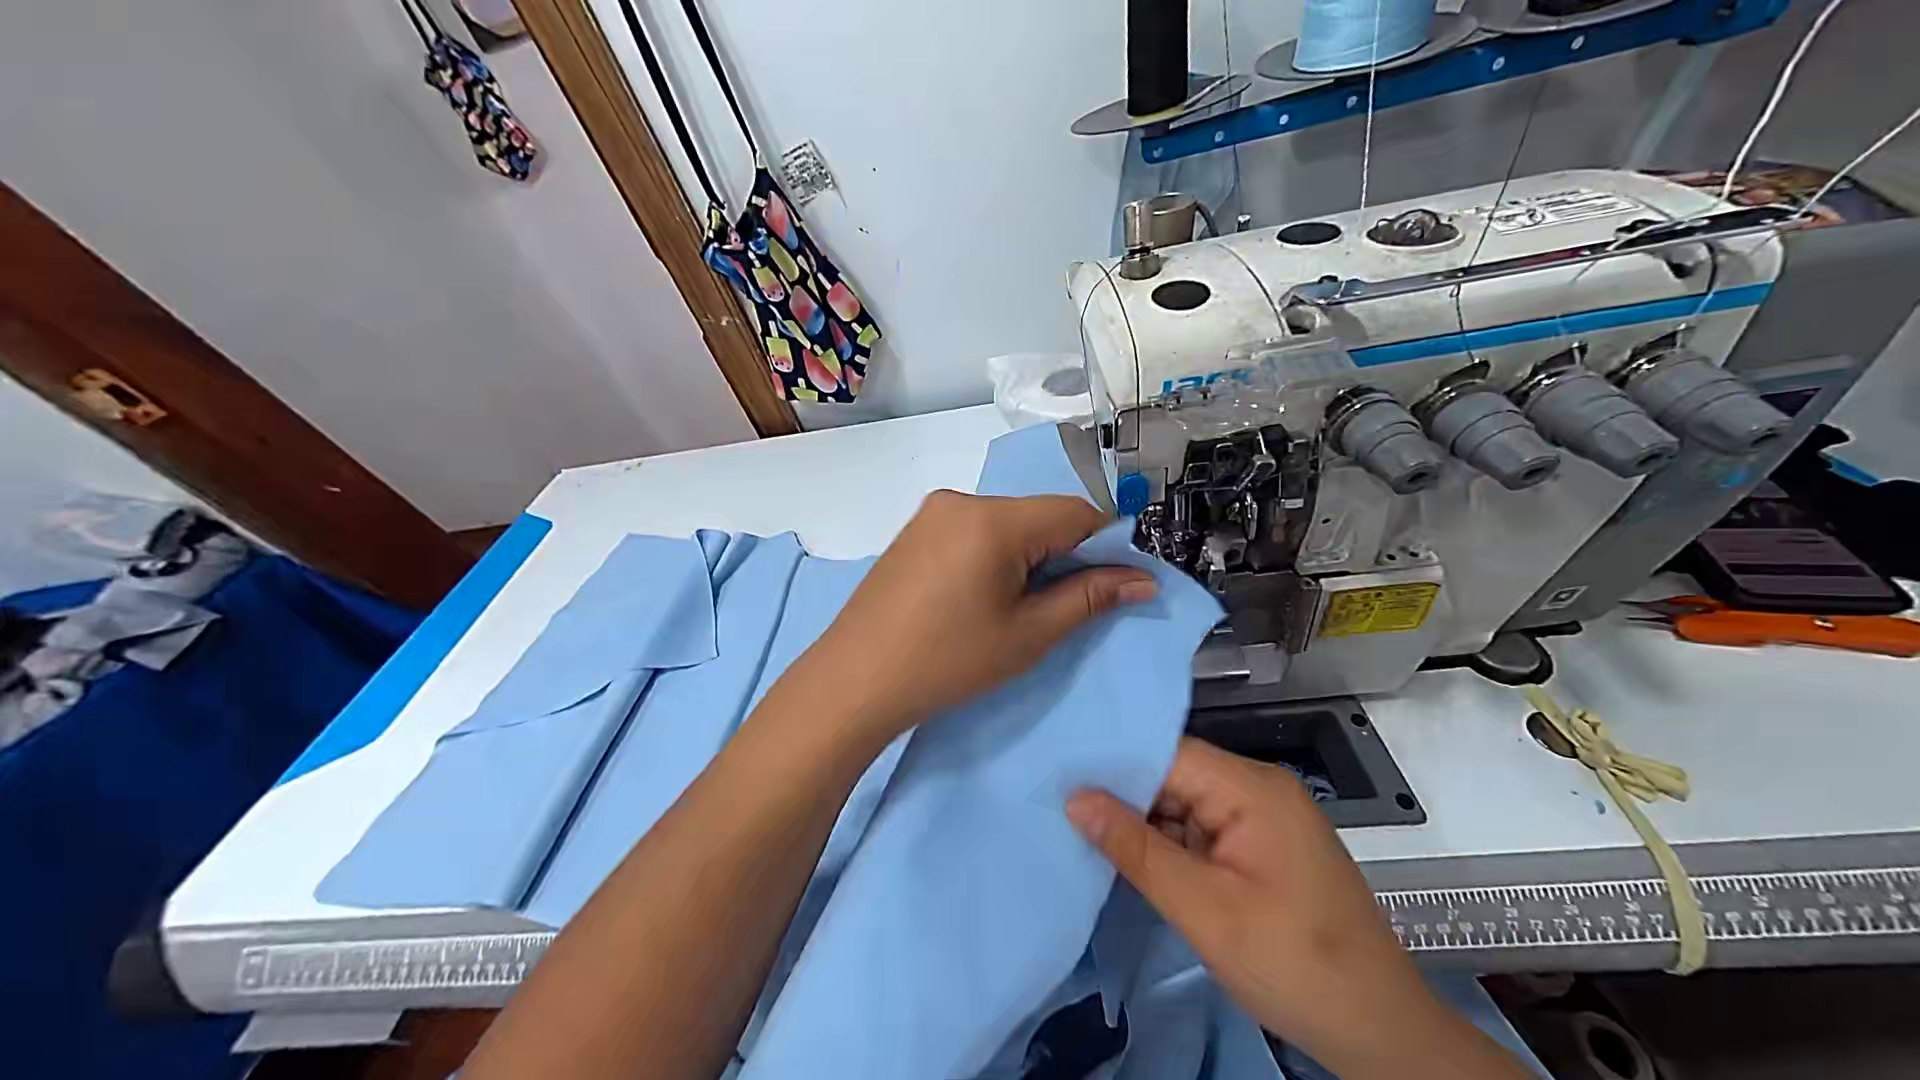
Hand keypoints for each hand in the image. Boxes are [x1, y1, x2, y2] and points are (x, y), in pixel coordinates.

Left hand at [795, 491, 1155, 744]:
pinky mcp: (915, 531)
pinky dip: (995, 553)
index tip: (1115, 582)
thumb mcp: (1028, 634)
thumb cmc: (947, 661)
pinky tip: (984, 595)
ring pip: (1007, 522)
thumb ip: (1088, 597)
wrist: (855, 680)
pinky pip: (974, 529)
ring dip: (1030, 554)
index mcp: (993, 519)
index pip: (1075, 512)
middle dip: (1065, 552)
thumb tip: (1141, 579)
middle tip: (1066, 603)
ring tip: (1020, 606)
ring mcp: (932, 513)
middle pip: (1039, 515)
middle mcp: (961, 501)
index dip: (1105, 543)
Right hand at [1067, 740, 1530, 1079]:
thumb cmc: (1294, 963)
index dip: (1114, 762)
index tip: (1060, 773)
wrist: (1379, 1032)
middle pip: (1175, 774)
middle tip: (1059, 803)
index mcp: (1252, 787)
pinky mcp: (1260, 846)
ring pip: (1184, 802)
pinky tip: (1128, 853)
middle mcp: (1258, 788)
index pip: (1168, 753)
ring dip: (1142, 821)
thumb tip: (1075, 798)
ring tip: (1079, 826)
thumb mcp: (1204, 909)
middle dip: (1123, 793)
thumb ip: (1136, 849)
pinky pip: (1200, 828)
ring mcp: (1262, 818)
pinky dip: (1168, 842)